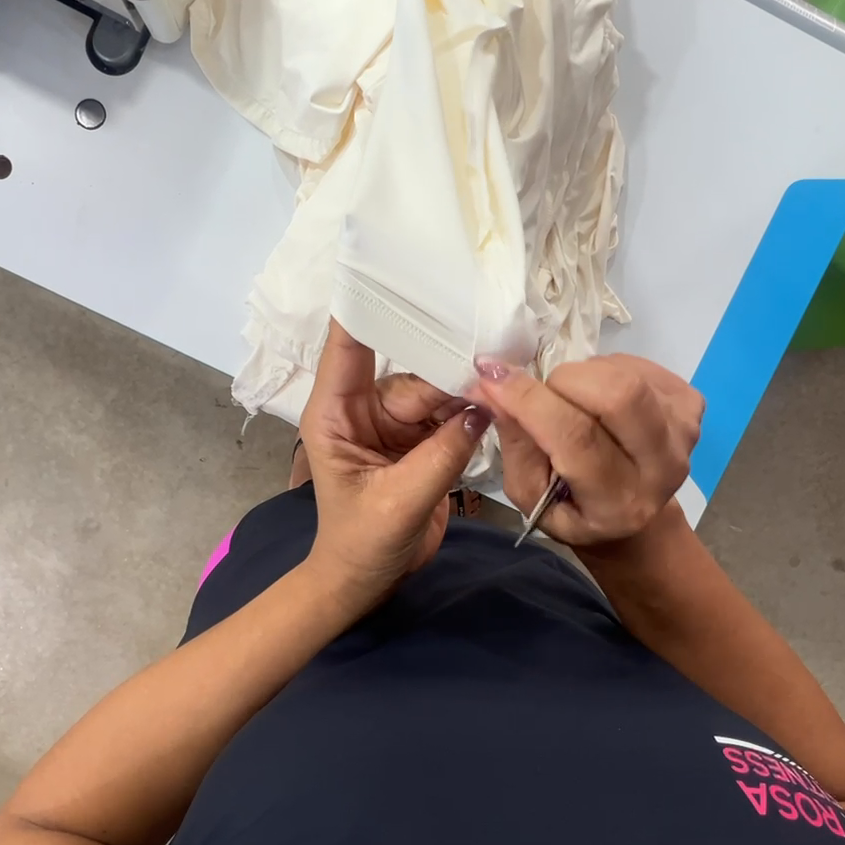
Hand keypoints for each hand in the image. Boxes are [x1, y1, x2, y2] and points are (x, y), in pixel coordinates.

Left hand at [301, 320, 491, 604]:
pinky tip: (501, 402)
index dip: (368, 304)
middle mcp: (363, 408)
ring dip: (468, 389)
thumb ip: (442, 455)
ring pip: (437, 390)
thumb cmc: (361, 545)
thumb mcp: (398, 503)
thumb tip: (484, 407)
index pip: (348, 345)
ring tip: (508, 376)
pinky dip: (474, 411)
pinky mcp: (421, 440)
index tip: (394, 262)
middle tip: (493, 343)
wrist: (367, 582)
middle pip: (409, 369)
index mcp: (336, 413)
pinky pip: (452, 414)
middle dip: (446, 360)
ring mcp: (395, 423)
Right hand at [474, 354, 703, 549]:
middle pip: (617, 395)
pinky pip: (637, 365)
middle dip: (562, 382)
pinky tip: (597, 398)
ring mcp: (683, 434)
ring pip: (624, 374)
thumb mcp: (529, 492)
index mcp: (616, 502)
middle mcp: (662, 469)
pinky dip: (603, 371)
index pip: (575, 436)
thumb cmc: (571, 507)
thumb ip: (513, 441)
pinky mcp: (691, 405)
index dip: (529, 399)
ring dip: (582, 377)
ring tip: (571, 402)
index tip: (490, 376)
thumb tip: (489, 386)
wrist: (633, 520)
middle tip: (542, 395)